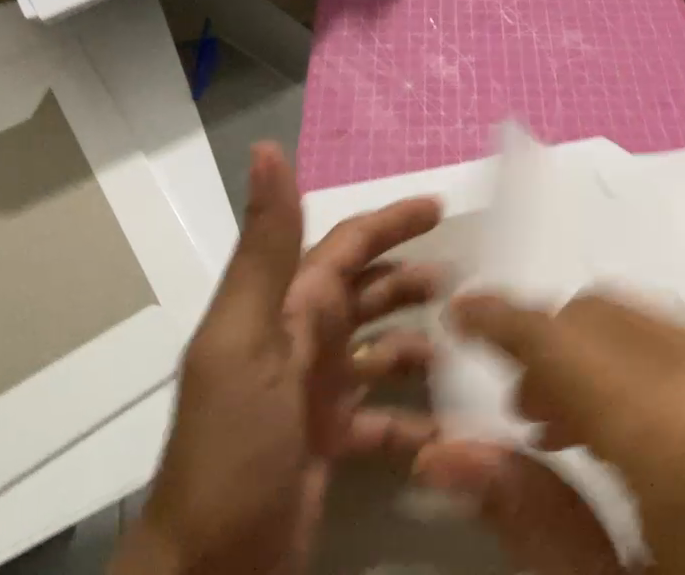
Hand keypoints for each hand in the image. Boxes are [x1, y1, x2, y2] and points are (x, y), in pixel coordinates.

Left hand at [112, 143, 442, 574]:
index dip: (389, 222)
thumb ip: (267, 249)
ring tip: (471, 348)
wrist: (213, 562)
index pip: (345, 247)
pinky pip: (386, 417)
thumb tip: (267, 150)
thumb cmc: (234, 441)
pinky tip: (456, 424)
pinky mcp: (331, 442)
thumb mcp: (248, 339)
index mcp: (285, 309)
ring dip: (423, 343)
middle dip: (414, 280)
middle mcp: (301, 341)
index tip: (441, 207)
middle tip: (471, 283)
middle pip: (369, 294)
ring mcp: (316, 394)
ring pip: (383, 350)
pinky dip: (417, 417)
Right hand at [419, 292, 684, 574]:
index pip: (560, 337)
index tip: (456, 315)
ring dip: (602, 355)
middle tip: (522, 413)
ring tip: (585, 430)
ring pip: (653, 321)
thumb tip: (447, 454)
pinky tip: (662, 431)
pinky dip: (658, 364)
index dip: (497, 319)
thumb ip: (539, 523)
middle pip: (603, 312)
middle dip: (548, 345)